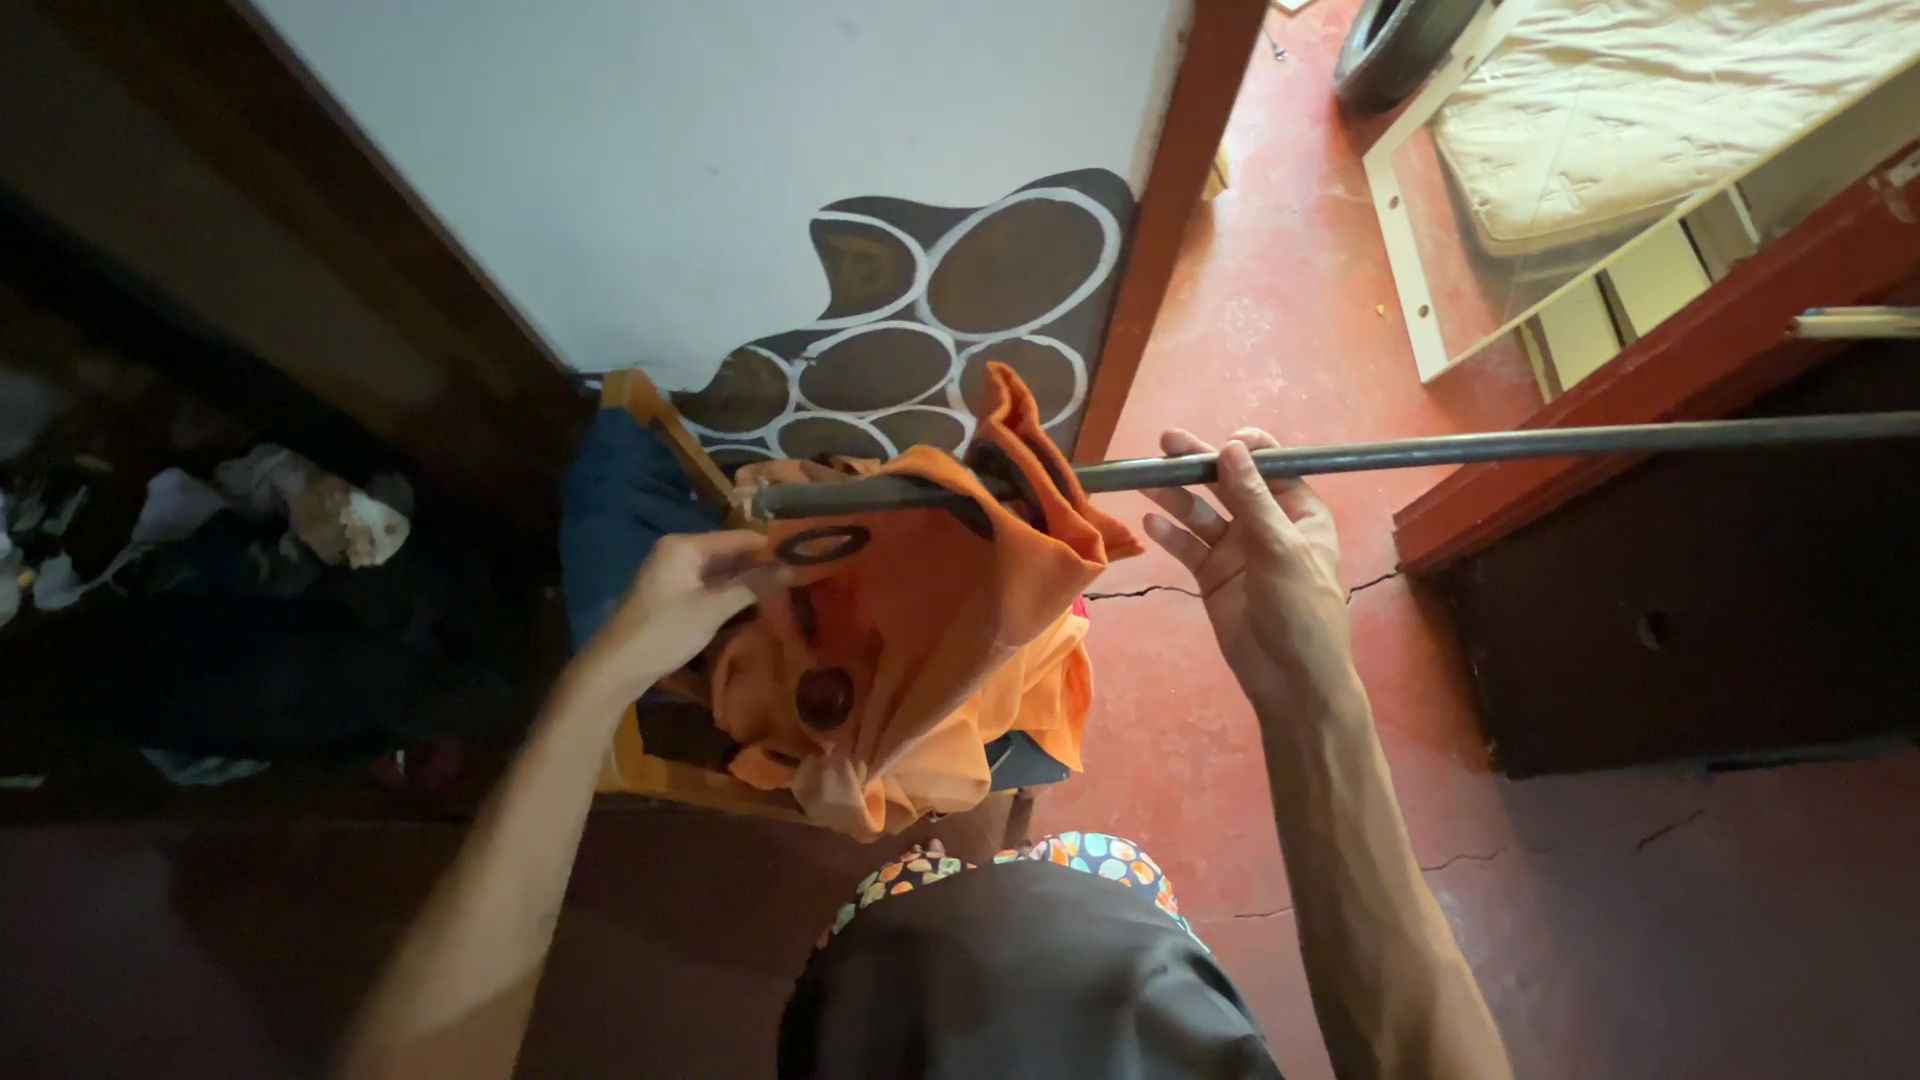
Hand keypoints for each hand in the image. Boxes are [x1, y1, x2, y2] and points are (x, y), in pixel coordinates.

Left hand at [574, 530, 786, 702]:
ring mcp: (674, 573)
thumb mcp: (713, 609)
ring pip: (720, 570)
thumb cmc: (665, 632)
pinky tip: (754, 600)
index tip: (802, 555)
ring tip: (784, 585)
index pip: (738, 537)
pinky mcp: (673, 593)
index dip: (770, 546)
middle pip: (729, 551)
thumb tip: (792, 569)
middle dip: (760, 563)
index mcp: (684, 546)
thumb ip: (752, 586)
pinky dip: (730, 591)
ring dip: (747, 579)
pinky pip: (709, 584)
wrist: (616, 667)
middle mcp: (678, 551)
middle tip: (798, 573)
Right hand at [1142, 428, 1357, 717]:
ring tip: (1146, 480)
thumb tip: (1231, 447)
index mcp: (1298, 513)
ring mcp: (1235, 550)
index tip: (1221, 442)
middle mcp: (1265, 525)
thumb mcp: (1280, 549)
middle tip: (1166, 442)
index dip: (1245, 451)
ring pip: (1201, 514)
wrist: (1289, 678)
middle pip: (1227, 485)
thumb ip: (1252, 499)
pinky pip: (1187, 547)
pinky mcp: (1211, 575)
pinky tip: (1151, 522)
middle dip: (1198, 464)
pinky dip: (1170, 534)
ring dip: (1176, 496)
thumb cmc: (1300, 609)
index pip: (1270, 468)